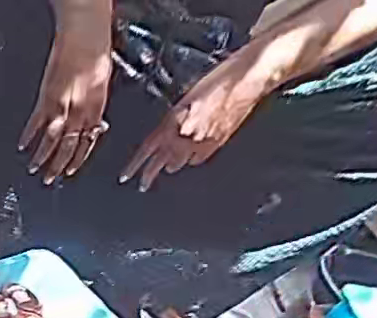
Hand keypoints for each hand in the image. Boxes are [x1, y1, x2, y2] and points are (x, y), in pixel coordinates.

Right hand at [18, 11, 113, 184]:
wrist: (85, 26)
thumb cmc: (96, 46)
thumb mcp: (104, 78)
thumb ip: (95, 103)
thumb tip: (93, 123)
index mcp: (96, 104)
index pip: (88, 140)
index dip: (79, 158)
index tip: (71, 170)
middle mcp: (80, 109)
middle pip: (68, 146)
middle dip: (58, 166)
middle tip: (50, 179)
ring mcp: (62, 105)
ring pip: (52, 140)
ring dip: (42, 156)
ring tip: (33, 168)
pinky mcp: (46, 96)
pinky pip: (36, 122)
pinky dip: (29, 135)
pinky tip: (23, 144)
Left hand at [121, 56, 267, 190]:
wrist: (251, 75)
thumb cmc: (221, 78)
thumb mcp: (186, 98)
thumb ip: (171, 120)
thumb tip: (161, 137)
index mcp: (174, 121)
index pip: (147, 149)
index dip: (134, 165)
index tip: (126, 177)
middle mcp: (184, 135)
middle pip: (160, 163)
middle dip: (150, 174)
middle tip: (143, 184)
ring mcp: (200, 142)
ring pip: (177, 164)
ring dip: (171, 165)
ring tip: (167, 166)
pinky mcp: (215, 145)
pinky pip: (196, 160)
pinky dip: (192, 159)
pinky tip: (191, 155)